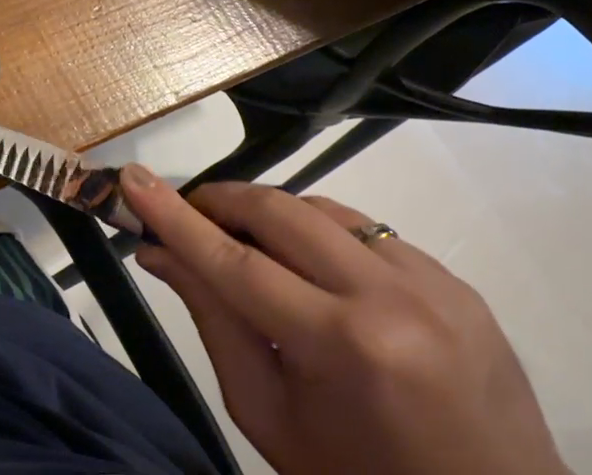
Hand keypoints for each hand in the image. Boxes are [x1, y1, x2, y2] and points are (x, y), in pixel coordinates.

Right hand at [119, 168, 569, 474]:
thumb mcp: (267, 412)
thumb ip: (214, 321)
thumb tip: (158, 252)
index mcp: (343, 346)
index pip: (234, 261)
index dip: (174, 218)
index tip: (131, 179)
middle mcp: (394, 300)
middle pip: (280, 214)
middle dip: (219, 202)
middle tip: (182, 213)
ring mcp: (437, 287)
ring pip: (323, 211)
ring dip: (269, 215)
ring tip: (243, 242)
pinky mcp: (459, 286)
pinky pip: (370, 233)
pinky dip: (321, 236)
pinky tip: (310, 269)